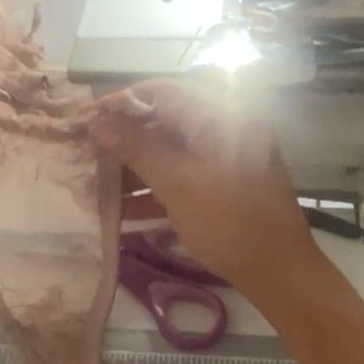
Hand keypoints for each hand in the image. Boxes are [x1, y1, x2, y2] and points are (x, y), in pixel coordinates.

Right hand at [89, 78, 325, 303]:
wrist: (280, 271)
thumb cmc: (230, 224)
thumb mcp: (178, 185)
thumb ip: (137, 149)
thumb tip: (98, 122)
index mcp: (222, 114)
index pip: (162, 91)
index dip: (120, 104)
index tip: (83, 121)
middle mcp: (227, 126)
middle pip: (165, 122)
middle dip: (124, 141)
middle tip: (86, 158)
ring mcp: (228, 157)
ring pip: (172, 152)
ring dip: (135, 170)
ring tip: (96, 188)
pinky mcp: (226, 184)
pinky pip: (186, 176)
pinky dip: (157, 190)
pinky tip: (123, 213)